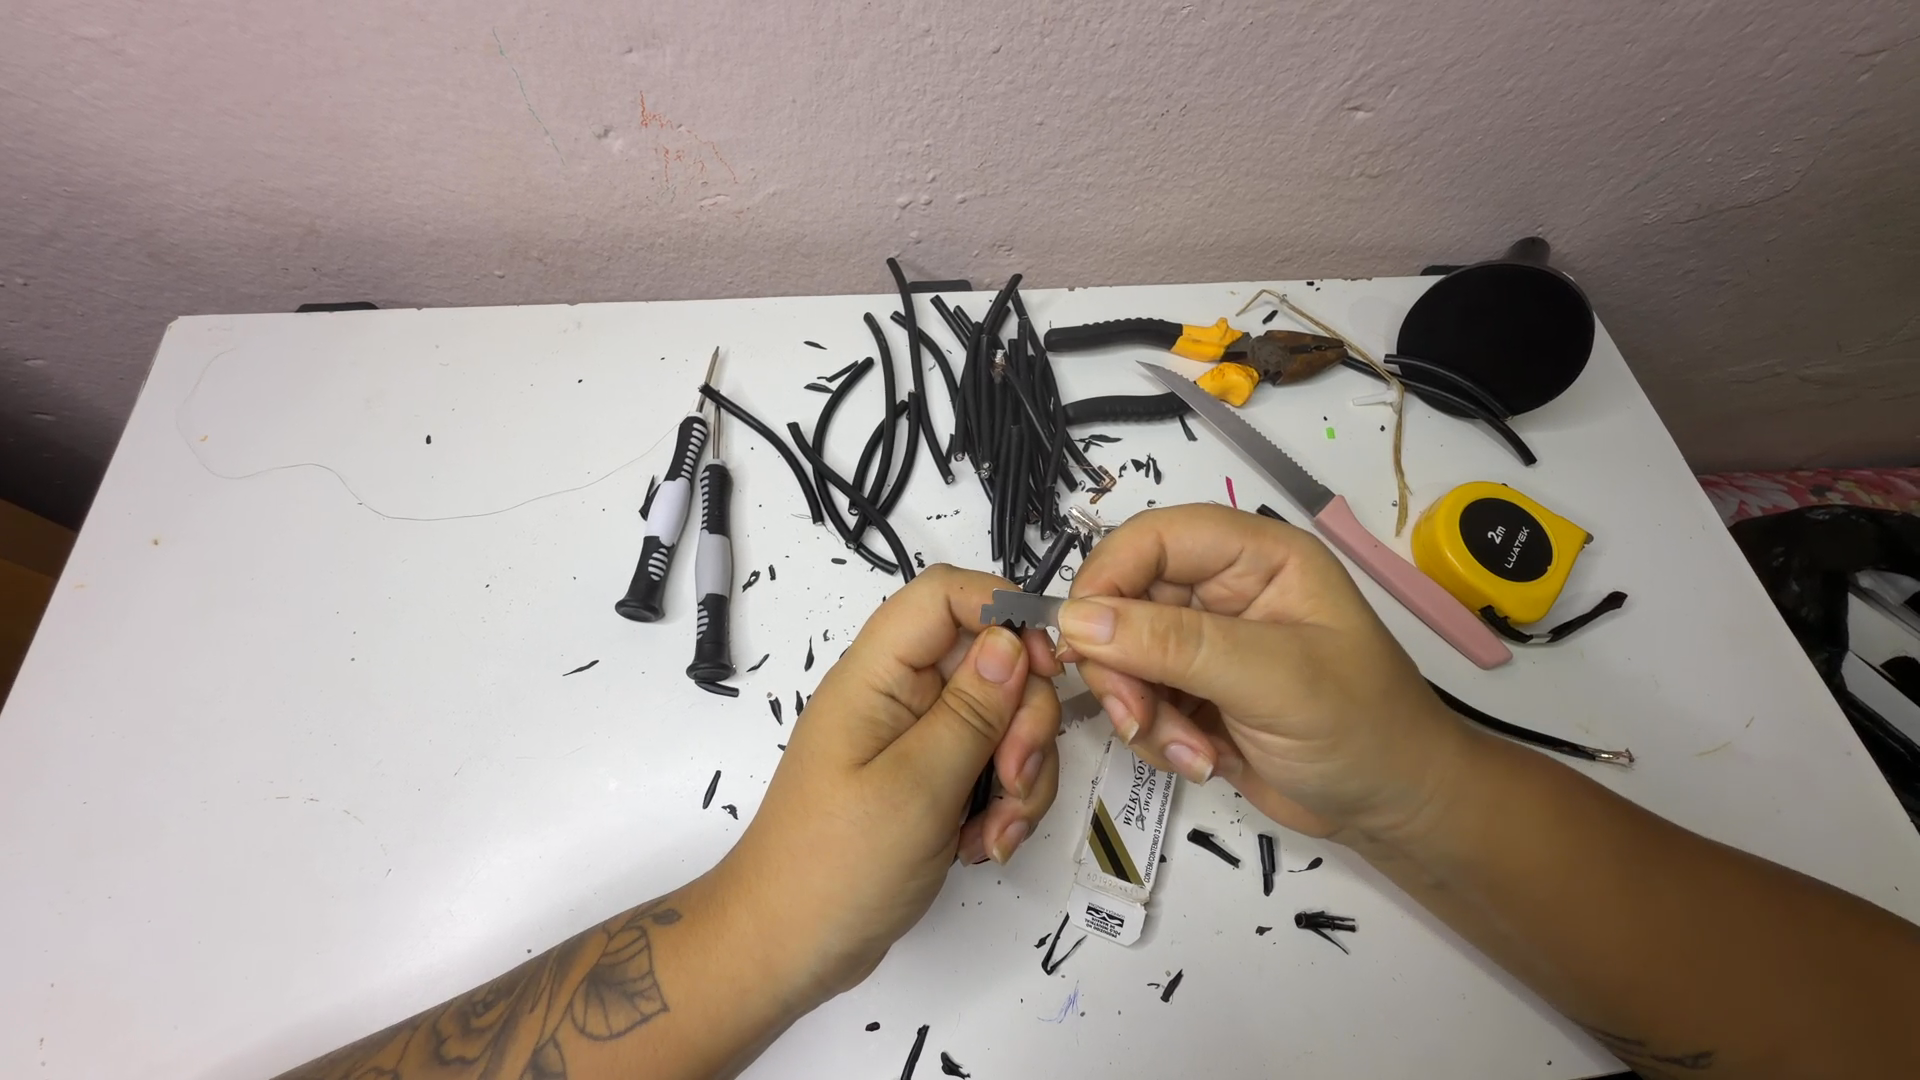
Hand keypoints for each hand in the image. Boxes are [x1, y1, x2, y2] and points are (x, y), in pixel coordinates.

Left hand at [714, 565, 1063, 1005]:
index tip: (1047, 665)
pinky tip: (984, 845)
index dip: (1003, 609)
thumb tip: (1012, 640)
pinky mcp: (935, 773)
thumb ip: (970, 711)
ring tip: (995, 834)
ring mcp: (920, 735)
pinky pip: (993, 762)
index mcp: (877, 674)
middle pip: (991, 660)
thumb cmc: (836, 866)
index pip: (944, 594)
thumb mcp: (915, 787)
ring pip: (1003, 717)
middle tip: (1014, 781)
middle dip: (1022, 721)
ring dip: (1020, 773)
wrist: (788, 948)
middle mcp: (901, 692)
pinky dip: (1005, 802)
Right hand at [1055, 503, 1470, 842]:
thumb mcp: (1273, 680)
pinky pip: (1134, 696)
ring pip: (1119, 654)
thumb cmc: (1362, 730)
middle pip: (1123, 600)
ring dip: (1139, 709)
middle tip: (1136, 718)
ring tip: (1190, 752)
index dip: (1107, 577)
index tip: (1079, 638)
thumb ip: (1174, 645)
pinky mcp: (1187, 686)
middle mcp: (1220, 589)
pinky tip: (1200, 759)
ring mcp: (1201, 640)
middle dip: (1122, 665)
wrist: (1396, 811)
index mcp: (1254, 556)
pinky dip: (1151, 733)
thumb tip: (1075, 620)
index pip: (1153, 539)